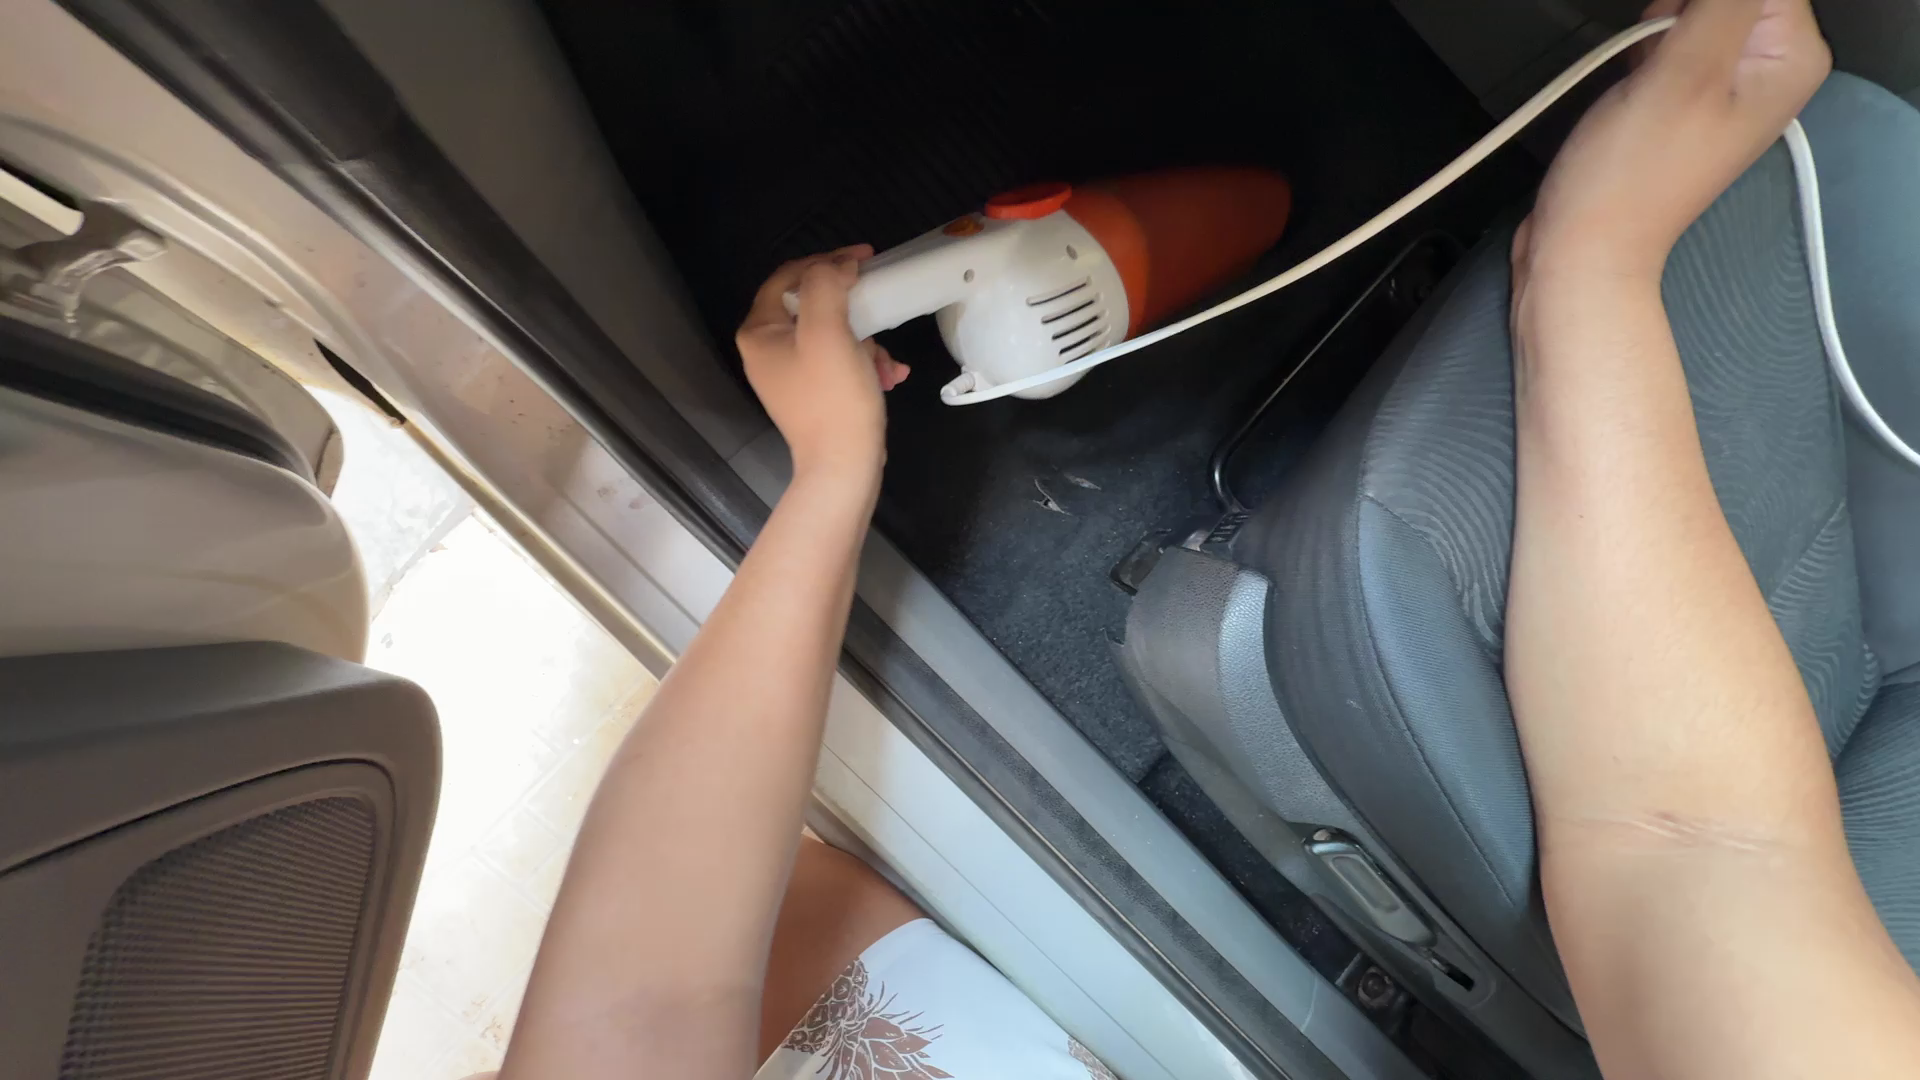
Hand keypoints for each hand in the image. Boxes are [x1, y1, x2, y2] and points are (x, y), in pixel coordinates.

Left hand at [736, 245, 909, 481]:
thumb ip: (827, 284)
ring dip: (867, 345)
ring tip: (886, 364)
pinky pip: (841, 364)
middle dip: (855, 315)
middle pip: (814, 307)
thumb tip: (839, 266)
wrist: (843, 466)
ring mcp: (791, 376)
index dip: (827, 260)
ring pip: (834, 336)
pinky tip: (889, 377)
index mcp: (759, 333)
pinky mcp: (814, 396)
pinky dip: (866, 366)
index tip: (866, 258)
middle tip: (880, 320)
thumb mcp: (828, 330)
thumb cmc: (833, 397)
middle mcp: (768, 353)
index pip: (789, 276)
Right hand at [1518, 0, 1829, 284]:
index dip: (1696, 1)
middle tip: (1640, 74)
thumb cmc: (1625, 177)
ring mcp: (1714, 102)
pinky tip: (1618, 104)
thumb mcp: (1681, 72)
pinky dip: (1634, 72)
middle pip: (1725, 3)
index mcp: (1789, 61)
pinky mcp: (1670, 121)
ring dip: (1645, 49)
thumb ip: (1721, 2)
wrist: (1577, 256)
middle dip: (1671, 22)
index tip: (1657, 41)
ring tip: (1625, 95)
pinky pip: (1662, 67)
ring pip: (1687, 32)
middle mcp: (1763, 77)